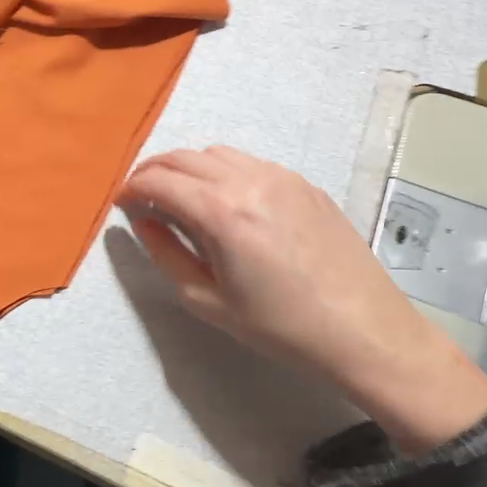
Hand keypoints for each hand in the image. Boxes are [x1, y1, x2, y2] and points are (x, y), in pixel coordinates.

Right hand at [117, 147, 486, 454]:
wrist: (365, 333)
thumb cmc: (280, 327)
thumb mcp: (205, 300)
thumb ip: (164, 253)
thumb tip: (142, 221)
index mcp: (221, 212)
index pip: (158, 180)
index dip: (131, 188)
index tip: (120, 204)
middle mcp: (250, 181)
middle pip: (183, 157)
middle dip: (153, 171)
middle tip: (140, 197)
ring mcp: (282, 178)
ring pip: (217, 153)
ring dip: (188, 168)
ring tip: (180, 198)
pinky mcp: (305, 185)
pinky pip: (250, 163)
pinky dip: (223, 172)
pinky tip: (225, 203)